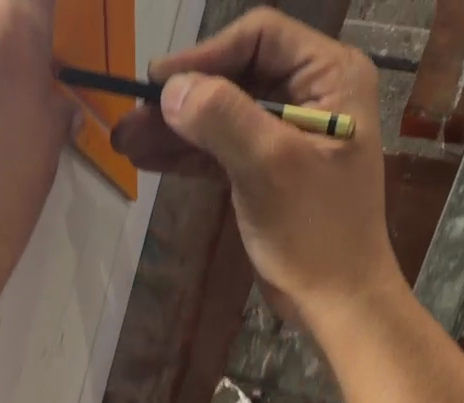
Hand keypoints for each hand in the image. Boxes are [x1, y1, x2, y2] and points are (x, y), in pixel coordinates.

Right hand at [111, 10, 398, 321]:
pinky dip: (187, 155)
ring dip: (175, 130)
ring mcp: (287, 136)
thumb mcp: (269, 166)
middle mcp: (312, 96)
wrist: (337, 303)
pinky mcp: (268, 172)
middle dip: (181, 100)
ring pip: (222, 116)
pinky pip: (222, 150)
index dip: (206, 57)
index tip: (159, 85)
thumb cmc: (316, 233)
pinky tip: (149, 159)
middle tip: (129, 119)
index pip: (259, 38)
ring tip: (125, 143)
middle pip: (234, 77)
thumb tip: (170, 90)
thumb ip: (221, 118)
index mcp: (330, 78)